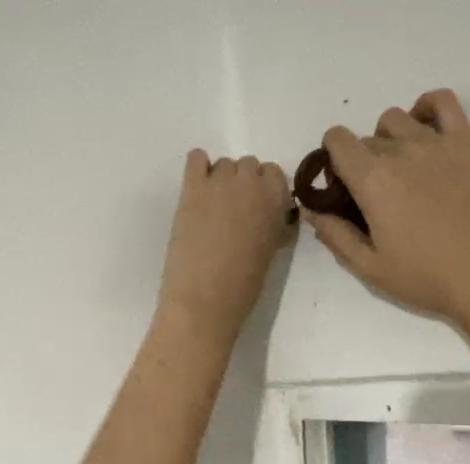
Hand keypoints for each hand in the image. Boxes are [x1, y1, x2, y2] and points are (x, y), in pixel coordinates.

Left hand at [156, 151, 295, 343]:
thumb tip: (274, 219)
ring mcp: (220, 182)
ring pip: (223, 164)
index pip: (274, 174)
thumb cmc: (242, 286)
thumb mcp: (271, 253)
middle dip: (242, 184)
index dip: (264, 190)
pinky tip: (196, 191)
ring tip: (212, 210)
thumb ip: (274, 227)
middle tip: (232, 212)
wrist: (204, 300)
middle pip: (248, 165)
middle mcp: (251, 183)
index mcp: (276, 201)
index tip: (256, 209)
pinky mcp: (192, 188)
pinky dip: (197, 168)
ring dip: (220, 180)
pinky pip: (196, 158)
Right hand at [304, 90, 469, 331]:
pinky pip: (443, 102)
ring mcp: (439, 142)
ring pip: (398, 119)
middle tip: (376, 201)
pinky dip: (427, 109)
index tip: (341, 190)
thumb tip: (313, 210)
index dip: (332, 162)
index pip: (336, 140)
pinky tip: (427, 134)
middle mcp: (403, 149)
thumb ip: (336, 236)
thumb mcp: (371, 268)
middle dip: (362, 163)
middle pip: (367, 138)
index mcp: (374, 179)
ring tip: (403, 173)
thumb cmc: (428, 279)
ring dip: (390, 140)